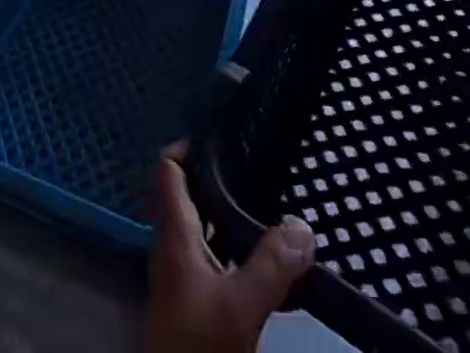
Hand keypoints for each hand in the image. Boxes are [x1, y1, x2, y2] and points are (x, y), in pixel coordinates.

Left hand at [147, 142, 315, 352]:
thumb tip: (301, 225)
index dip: (189, 147)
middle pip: (192, 195)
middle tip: (262, 168)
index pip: (168, 170)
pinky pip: (223, 259)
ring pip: (210, 228)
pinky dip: (246, 252)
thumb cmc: (197, 346)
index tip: (225, 139)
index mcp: (175, 234)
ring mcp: (186, 273)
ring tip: (278, 208)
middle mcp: (175, 245)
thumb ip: (271, 265)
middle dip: (223, 180)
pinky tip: (280, 265)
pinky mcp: (200, 300)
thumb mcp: (239, 306)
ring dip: (238, 218)